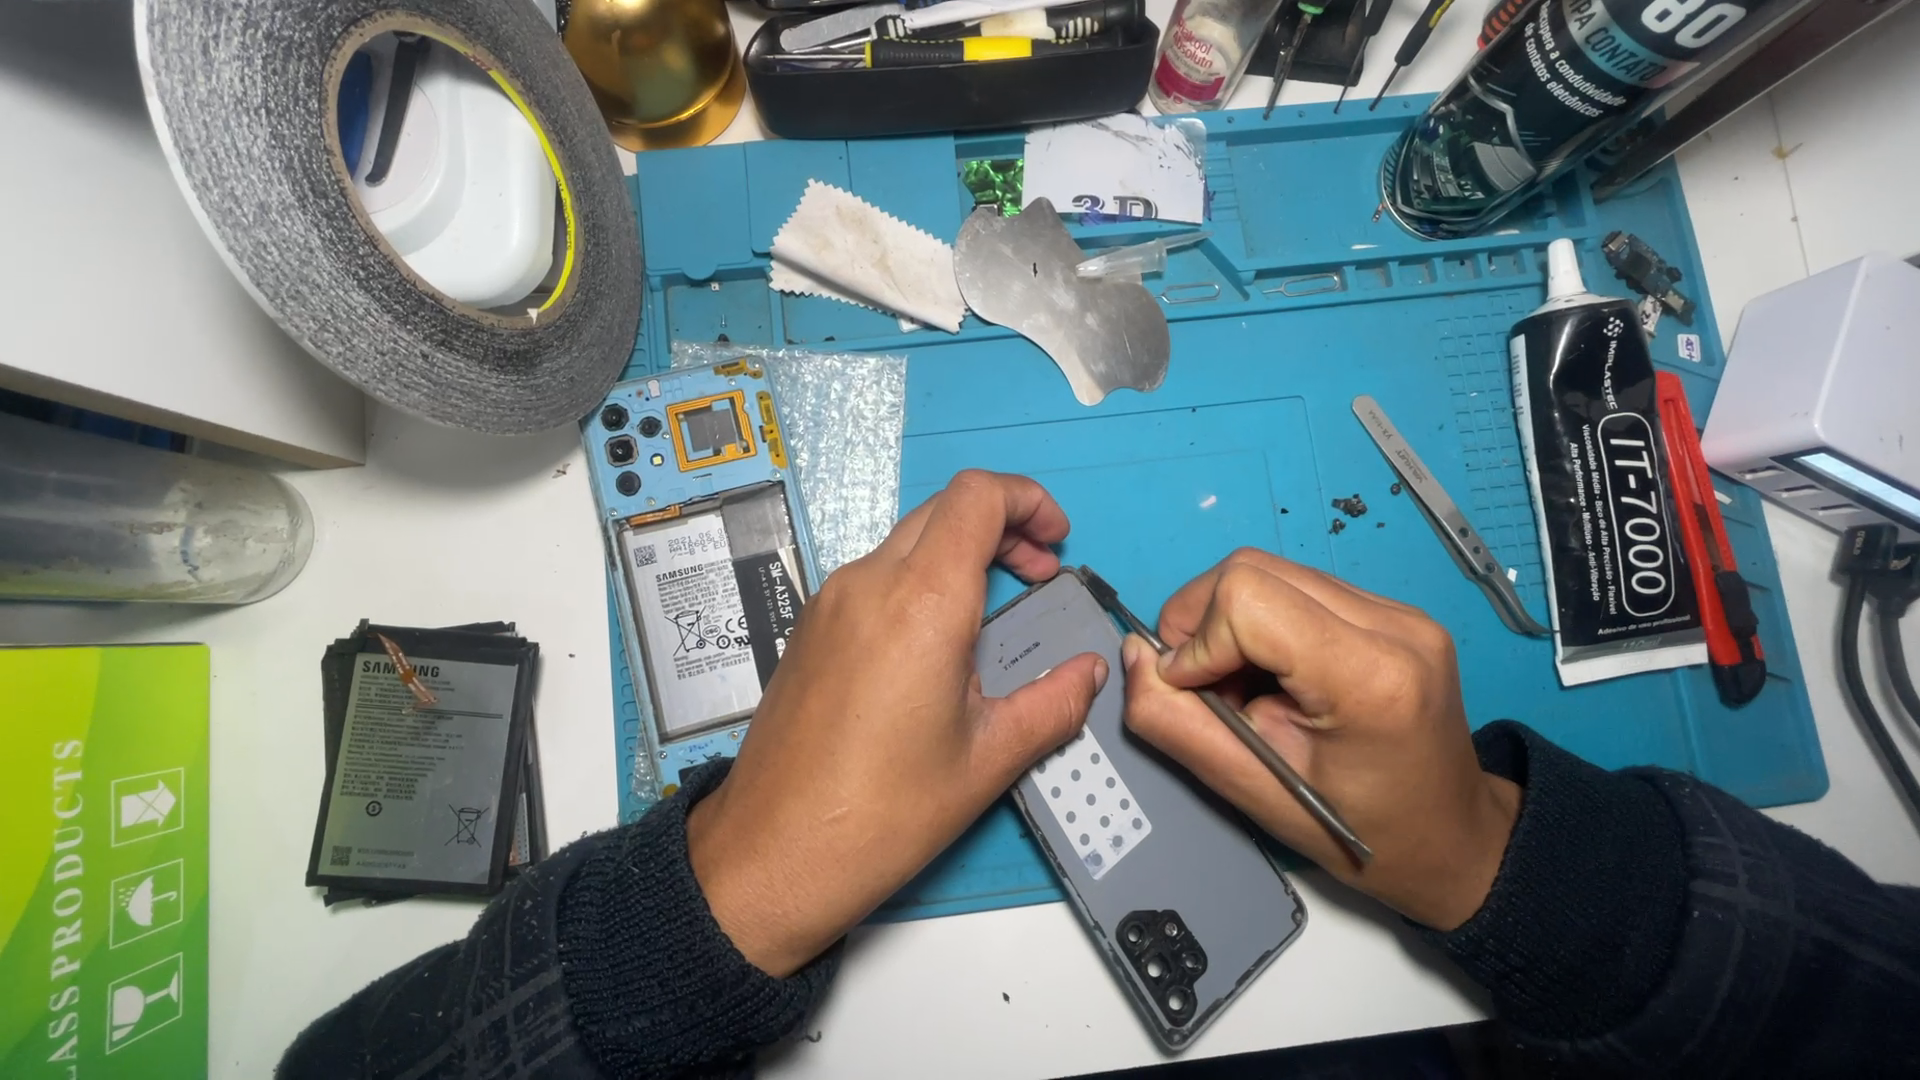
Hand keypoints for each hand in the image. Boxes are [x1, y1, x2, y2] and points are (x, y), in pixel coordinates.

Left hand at [686, 471, 1106, 975]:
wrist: (767, 856)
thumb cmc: (885, 813)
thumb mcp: (987, 761)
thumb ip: (1054, 703)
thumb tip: (1092, 672)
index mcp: (922, 602)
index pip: (977, 497)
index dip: (1028, 500)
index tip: (1056, 544)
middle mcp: (868, 581)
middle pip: (944, 508)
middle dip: (1003, 525)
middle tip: (1037, 576)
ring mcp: (829, 600)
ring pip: (907, 540)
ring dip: (960, 553)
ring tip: (991, 615)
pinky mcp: (810, 625)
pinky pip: (876, 576)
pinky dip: (921, 580)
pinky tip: (934, 642)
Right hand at [1120, 550, 1518, 929]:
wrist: (1450, 840)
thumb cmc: (1354, 830)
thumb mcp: (1249, 791)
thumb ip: (1173, 722)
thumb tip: (1133, 655)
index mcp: (1367, 676)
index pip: (1246, 598)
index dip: (1196, 640)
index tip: (1194, 692)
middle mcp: (1390, 623)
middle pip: (1249, 569)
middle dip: (1200, 620)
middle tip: (1206, 684)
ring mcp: (1395, 609)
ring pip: (1266, 570)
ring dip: (1225, 619)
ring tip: (1241, 682)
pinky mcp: (1388, 607)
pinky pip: (1292, 585)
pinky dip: (1256, 619)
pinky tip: (1271, 670)